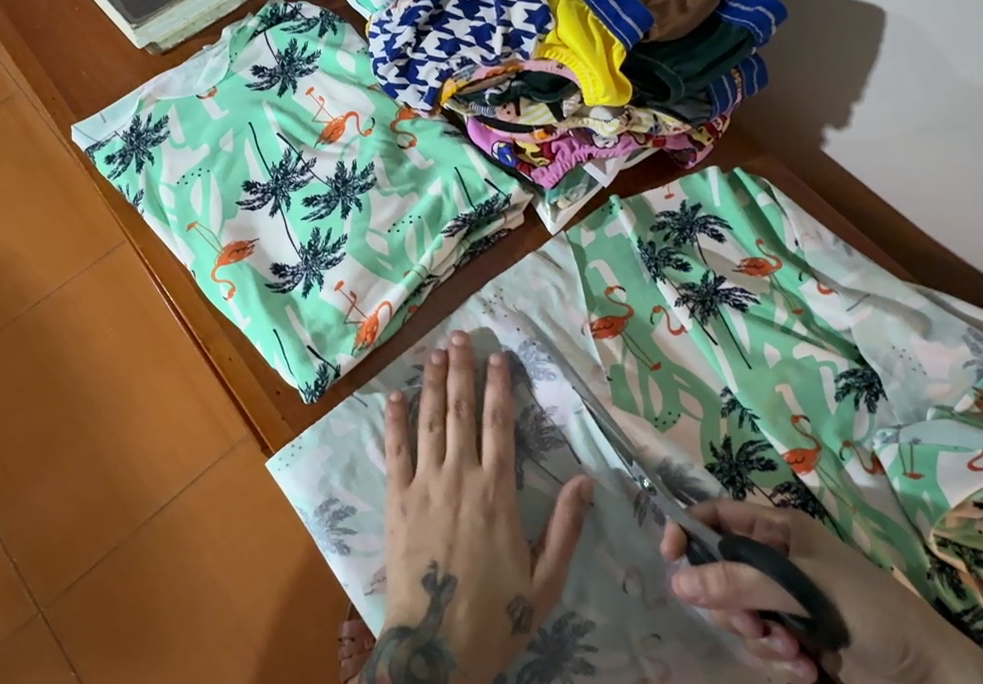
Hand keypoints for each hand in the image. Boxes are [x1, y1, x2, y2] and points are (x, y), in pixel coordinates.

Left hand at [368, 331, 595, 683]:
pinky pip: (395, 452)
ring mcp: (423, 486)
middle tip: (460, 336)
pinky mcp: (396, 500)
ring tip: (434, 352)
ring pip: (428, 423)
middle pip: (460, 412)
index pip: (499, 424)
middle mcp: (459, 477)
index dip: (498, 385)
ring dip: (431, 384)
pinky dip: (395, 421)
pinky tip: (394, 397)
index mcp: (497, 491)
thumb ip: (566, 527)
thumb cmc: (495, 614)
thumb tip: (589, 480)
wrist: (436, 646)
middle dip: (461, 370)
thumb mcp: (545, 578)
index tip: (498, 356)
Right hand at [662, 499, 982, 683]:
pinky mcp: (794, 639)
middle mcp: (775, 560)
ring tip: (793, 654)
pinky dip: (776, 659)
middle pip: (717, 571)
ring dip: (758, 637)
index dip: (687, 530)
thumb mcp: (804, 589)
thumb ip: (739, 583)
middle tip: (754, 624)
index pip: (715, 516)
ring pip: (735, 613)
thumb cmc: (871, 612)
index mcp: (778, 530)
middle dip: (730, 604)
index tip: (669, 558)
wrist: (932, 678)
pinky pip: (759, 644)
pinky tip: (805, 670)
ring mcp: (784, 601)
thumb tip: (675, 581)